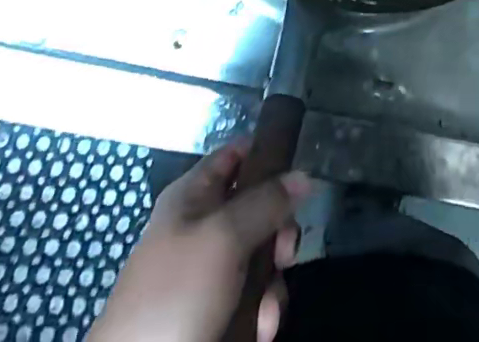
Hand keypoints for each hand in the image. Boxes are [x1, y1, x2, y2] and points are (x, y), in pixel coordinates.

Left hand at [90, 145, 312, 341]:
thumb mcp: (224, 237)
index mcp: (193, 196)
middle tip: (285, 253)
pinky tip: (260, 330)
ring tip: (267, 310)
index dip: (267, 157)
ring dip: (273, 283)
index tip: (299, 176)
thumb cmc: (176, 295)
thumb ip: (266, 203)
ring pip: (261, 257)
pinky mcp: (217, 312)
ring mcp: (209, 273)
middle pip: (258, 209)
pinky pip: (254, 299)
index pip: (235, 155)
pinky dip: (263, 313)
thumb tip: (303, 175)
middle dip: (280, 232)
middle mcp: (202, 228)